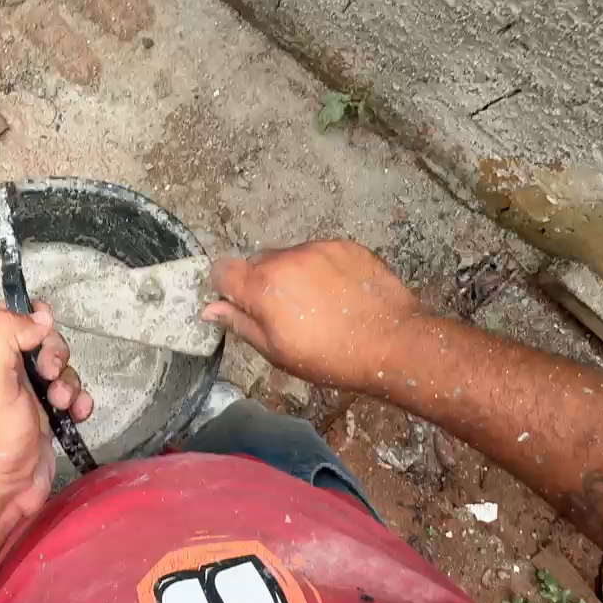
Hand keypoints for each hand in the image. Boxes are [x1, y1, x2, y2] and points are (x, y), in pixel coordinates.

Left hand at [0, 303, 94, 522]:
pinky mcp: (49, 417)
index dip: (24, 313)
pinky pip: (74, 396)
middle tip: (49, 373)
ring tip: (60, 402)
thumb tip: (41, 318)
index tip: (41, 324)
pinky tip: (76, 414)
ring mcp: (30, 394)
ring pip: (62, 368)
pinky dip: (80, 401)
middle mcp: (7, 370)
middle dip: (55, 352)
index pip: (2, 314)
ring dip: (69, 381)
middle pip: (42, 338)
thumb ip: (6, 334)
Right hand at [200, 239, 423, 392]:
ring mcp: (315, 248)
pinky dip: (318, 268)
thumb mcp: (276, 351)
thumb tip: (209, 309)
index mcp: (261, 286)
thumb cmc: (330, 357)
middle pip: (255, 262)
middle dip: (260, 283)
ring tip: (315, 303)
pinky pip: (316, 252)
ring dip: (290, 274)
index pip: (221, 269)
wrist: (394, 342)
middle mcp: (284, 258)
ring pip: (286, 256)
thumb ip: (239, 324)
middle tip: (283, 312)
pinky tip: (336, 293)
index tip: (241, 305)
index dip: (225, 288)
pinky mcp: (343, 245)